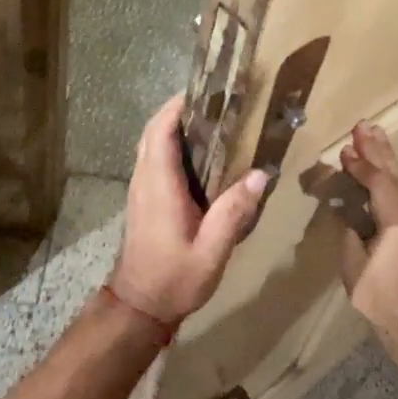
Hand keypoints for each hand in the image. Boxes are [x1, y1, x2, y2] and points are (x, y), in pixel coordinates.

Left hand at [108, 96, 269, 324]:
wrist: (138, 307)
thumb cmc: (174, 279)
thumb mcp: (212, 250)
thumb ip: (233, 212)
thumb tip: (259, 174)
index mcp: (159, 185)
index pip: (160, 130)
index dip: (177, 106)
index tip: (204, 92)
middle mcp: (144, 180)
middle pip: (153, 132)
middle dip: (178, 111)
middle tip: (214, 105)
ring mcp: (139, 190)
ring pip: (150, 145)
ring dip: (173, 128)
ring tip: (211, 124)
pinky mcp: (142, 201)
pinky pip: (152, 160)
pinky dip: (170, 146)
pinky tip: (198, 157)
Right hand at [337, 122, 397, 340]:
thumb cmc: (380, 299)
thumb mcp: (354, 265)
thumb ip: (353, 230)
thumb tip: (350, 209)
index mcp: (397, 223)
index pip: (378, 183)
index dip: (360, 166)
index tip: (344, 150)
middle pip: (395, 175)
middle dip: (378, 150)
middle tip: (364, 125)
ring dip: (389, 159)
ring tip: (375, 137)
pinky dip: (397, 176)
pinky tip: (390, 170)